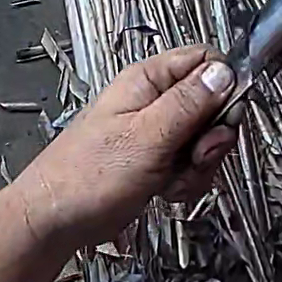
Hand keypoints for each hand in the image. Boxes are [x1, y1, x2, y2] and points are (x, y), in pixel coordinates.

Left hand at [15, 46, 238, 245]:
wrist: (57, 220)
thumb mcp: (146, 136)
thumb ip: (188, 104)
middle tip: (194, 156)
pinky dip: (186, 180)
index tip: (224, 117)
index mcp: (148, 80)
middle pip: (212, 104)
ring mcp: (156, 131)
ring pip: (205, 138)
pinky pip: (192, 163)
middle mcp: (154, 100)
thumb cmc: (87, 175)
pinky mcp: (157, 158)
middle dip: (212, 137)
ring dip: (198, 165)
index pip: (205, 61)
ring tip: (171, 178)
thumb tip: (224, 71)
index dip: (225, 86)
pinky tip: (165, 190)